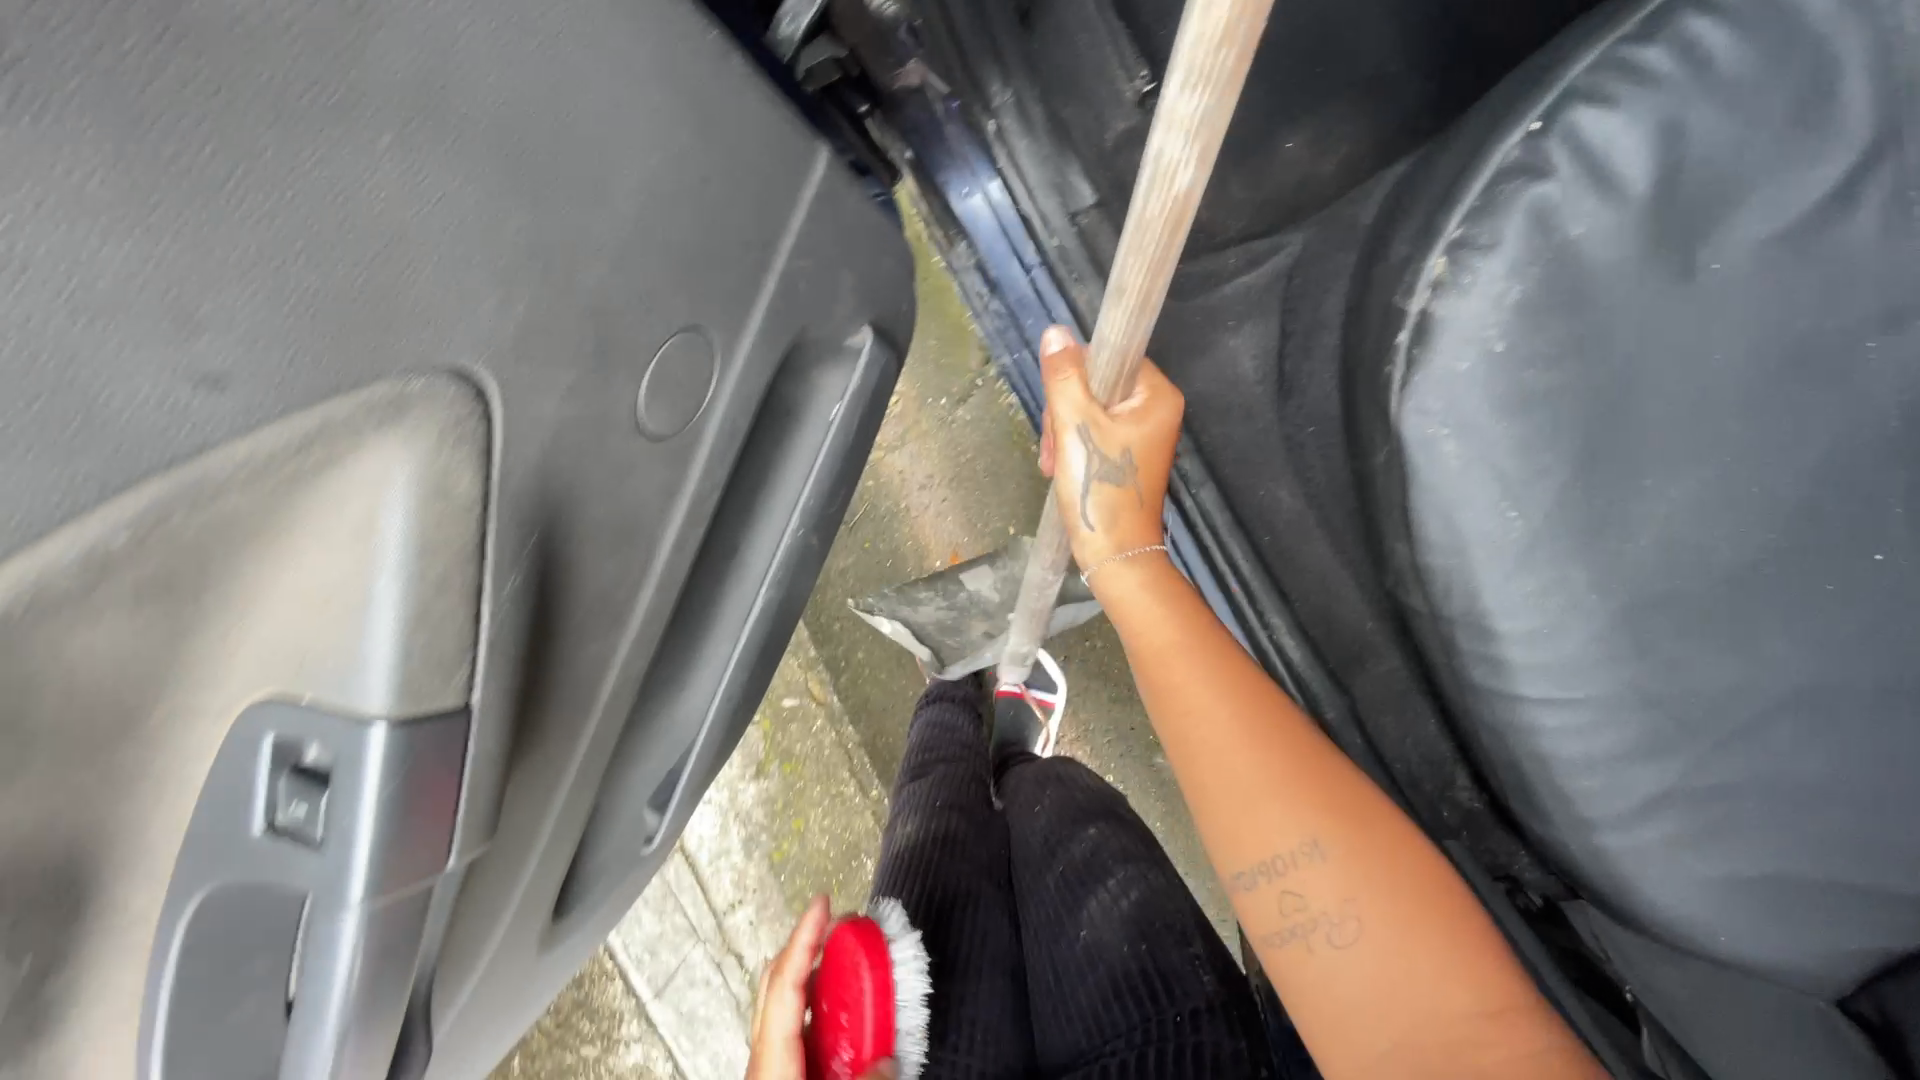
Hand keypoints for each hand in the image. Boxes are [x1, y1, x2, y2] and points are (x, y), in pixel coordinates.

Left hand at [745, 895, 896, 1079]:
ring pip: (784, 1002)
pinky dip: (818, 1004)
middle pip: (777, 980)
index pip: (785, 982)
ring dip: (813, 972)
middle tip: (839, 922)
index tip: (822, 901)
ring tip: (848, 959)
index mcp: (770, 1059)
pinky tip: (845, 1011)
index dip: (804, 937)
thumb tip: (888, 1059)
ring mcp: (769, 1064)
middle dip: (806, 944)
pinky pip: (795, 1026)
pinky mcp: (780, 1074)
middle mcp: (763, 1055)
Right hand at [1037, 325, 1183, 572]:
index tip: (1059, 405)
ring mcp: (1142, 437)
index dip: (1078, 375)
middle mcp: (1156, 411)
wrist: (1114, 553)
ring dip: (1063, 434)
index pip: (1113, 357)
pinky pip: (1093, 436)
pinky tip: (1059, 469)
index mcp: (1157, 396)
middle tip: (1054, 445)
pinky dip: (1072, 449)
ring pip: (1089, 412)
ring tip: (1054, 464)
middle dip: (1065, 412)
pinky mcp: (1127, 459)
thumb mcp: (1075, 425)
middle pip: (1098, 386)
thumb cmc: (1101, 488)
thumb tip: (1055, 333)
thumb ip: (1065, 376)